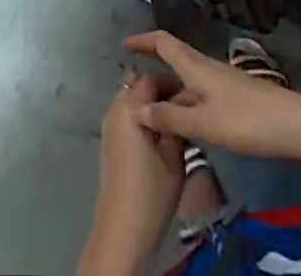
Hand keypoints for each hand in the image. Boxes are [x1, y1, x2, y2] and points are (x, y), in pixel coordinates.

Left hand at [82, 72, 184, 273]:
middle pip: (136, 86)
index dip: (171, 82)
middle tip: (185, 106)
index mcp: (129, 109)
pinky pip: (125, 115)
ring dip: (149, 103)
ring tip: (175, 120)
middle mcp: (114, 109)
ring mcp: (108, 123)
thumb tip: (181, 106)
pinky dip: (141, 115)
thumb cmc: (153, 189)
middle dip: (159, 91)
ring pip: (130, 100)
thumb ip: (176, 125)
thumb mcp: (175, 157)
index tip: (191, 94)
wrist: (124, 221)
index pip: (149, 80)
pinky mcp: (108, 138)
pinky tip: (159, 133)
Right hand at [124, 31, 300, 163]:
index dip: (142, 40)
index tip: (125, 44)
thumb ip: (169, 118)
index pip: (162, 42)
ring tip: (155, 109)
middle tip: (135, 83)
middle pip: (174, 60)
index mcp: (194, 66)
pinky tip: (188, 125)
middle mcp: (207, 69)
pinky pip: (202, 96)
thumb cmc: (249, 120)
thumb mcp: (204, 124)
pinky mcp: (239, 102)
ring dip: (170, 89)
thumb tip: (135, 110)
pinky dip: (187, 104)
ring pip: (189, 81)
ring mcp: (225, 85)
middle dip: (153, 67)